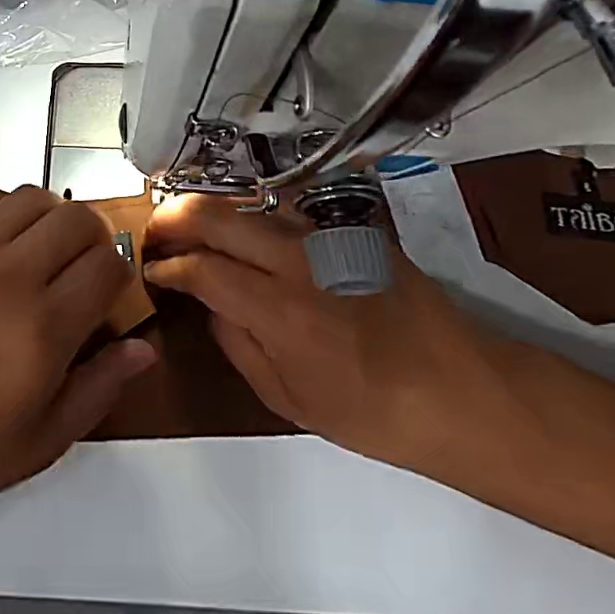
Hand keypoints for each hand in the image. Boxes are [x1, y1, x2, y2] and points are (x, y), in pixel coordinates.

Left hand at [0, 187, 156, 604]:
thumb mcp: (38, 443)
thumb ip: (99, 387)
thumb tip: (143, 349)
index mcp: (41, 330)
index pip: (109, 266)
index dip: (123, 279)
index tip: (112, 302)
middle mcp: (8, 278)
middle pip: (79, 218)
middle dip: (99, 241)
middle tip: (88, 276)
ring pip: (35, 198)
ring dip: (56, 220)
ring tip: (50, 260)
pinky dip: (13, 223)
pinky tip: (5, 262)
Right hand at [143, 193, 527, 480]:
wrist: (461, 389)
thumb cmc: (371, 412)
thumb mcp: (288, 398)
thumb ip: (237, 343)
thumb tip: (208, 302)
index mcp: (280, 310)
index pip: (201, 267)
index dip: (168, 266)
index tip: (153, 272)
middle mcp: (299, 260)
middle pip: (217, 214)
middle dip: (175, 218)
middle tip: (157, 234)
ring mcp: (328, 236)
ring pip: (250, 201)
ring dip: (212, 209)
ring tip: (191, 227)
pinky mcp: (352, 229)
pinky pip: (286, 210)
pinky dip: (252, 214)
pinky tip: (244, 231)